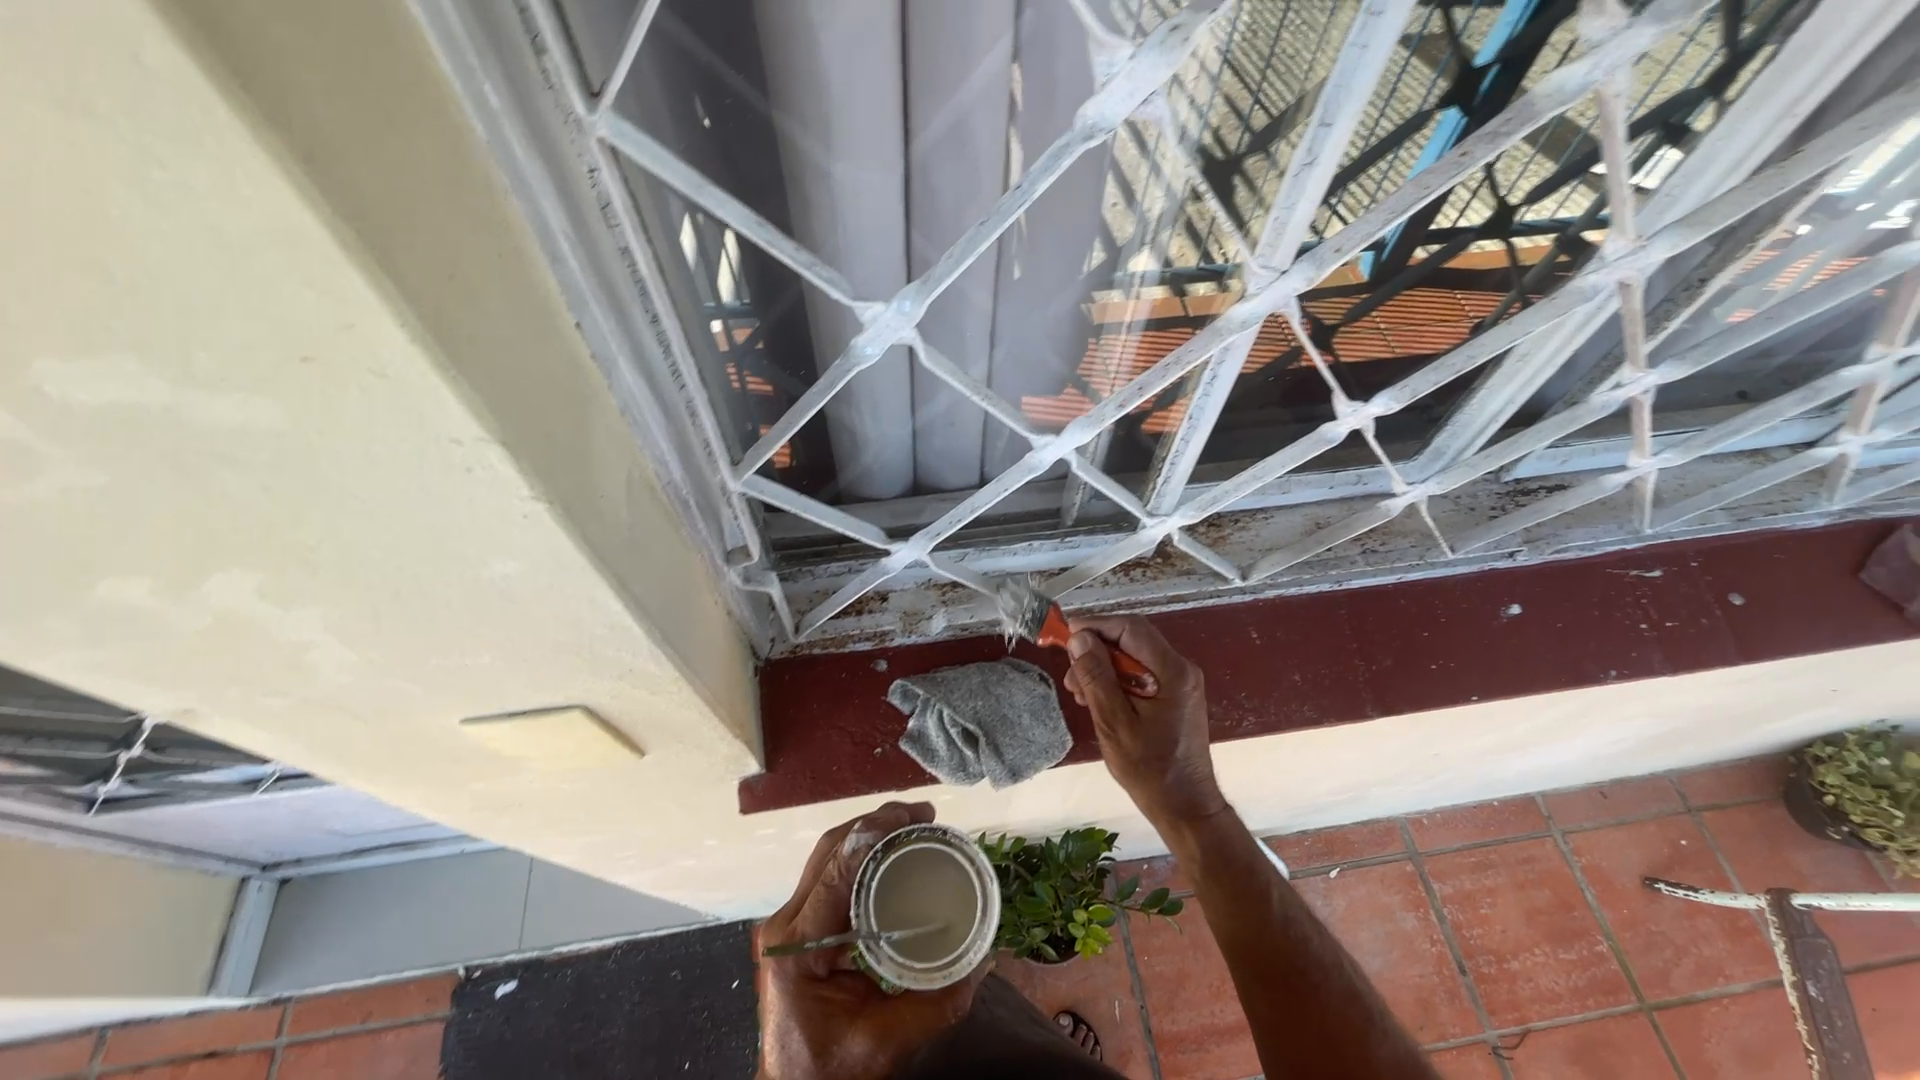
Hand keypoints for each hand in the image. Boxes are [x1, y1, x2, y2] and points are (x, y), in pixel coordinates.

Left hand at [756, 801, 985, 1079]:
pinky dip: (858, 855)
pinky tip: (889, 852)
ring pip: (825, 857)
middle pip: (829, 851)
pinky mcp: (798, 929)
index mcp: (799, 945)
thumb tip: (984, 958)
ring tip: (911, 822)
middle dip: (874, 822)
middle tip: (922, 813)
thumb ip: (938, 1002)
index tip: (916, 818)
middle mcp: (787, 924)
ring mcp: (788, 924)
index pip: (837, 870)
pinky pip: (826, 876)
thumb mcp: (888, 1042)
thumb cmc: (833, 1072)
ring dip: (866, 833)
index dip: (874, 834)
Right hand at [1063, 615, 1226, 830]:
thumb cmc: (1149, 769)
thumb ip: (1097, 677)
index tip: (1063, 634)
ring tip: (1078, 692)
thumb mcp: (1114, 723)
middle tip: (1069, 673)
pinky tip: (1096, 699)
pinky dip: (1115, 680)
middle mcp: (1181, 669)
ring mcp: (1179, 682)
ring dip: (1103, 667)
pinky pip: (1140, 674)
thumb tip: (1079, 639)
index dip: (1095, 625)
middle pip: (1132, 639)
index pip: (1130, 628)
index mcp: (1173, 671)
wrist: (1184, 805)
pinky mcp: (1174, 695)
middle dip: (1096, 649)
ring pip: (1133, 657)